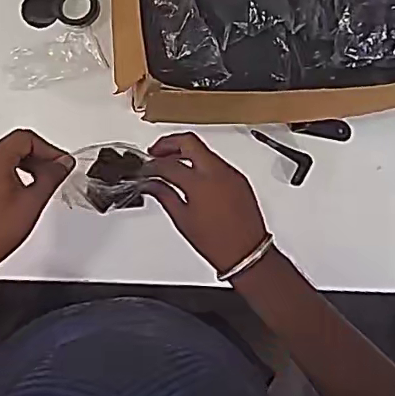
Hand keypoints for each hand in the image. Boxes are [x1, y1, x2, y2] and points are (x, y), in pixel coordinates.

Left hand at [0, 129, 73, 279]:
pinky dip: (21, 171)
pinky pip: (4, 168)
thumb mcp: (33, 200)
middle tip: (57, 167)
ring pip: (11, 156)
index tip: (60, 162)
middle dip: (41, 153)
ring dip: (32, 162)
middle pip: (18, 144)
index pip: (25, 139)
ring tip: (47, 178)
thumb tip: (63, 162)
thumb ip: (52, 176)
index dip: (47, 148)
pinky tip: (32, 187)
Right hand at [141, 132, 269, 274]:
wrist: (248, 253)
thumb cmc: (218, 243)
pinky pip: (216, 162)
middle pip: (188, 141)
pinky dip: (201, 162)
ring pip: (203, 149)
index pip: (168, 164)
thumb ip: (165, 195)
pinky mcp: (238, 177)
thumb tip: (152, 184)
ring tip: (171, 164)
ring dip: (185, 152)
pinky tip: (192, 173)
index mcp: (199, 183)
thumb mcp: (183, 219)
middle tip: (155, 153)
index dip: (152, 165)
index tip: (146, 169)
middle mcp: (217, 172)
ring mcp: (230, 172)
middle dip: (168, 143)